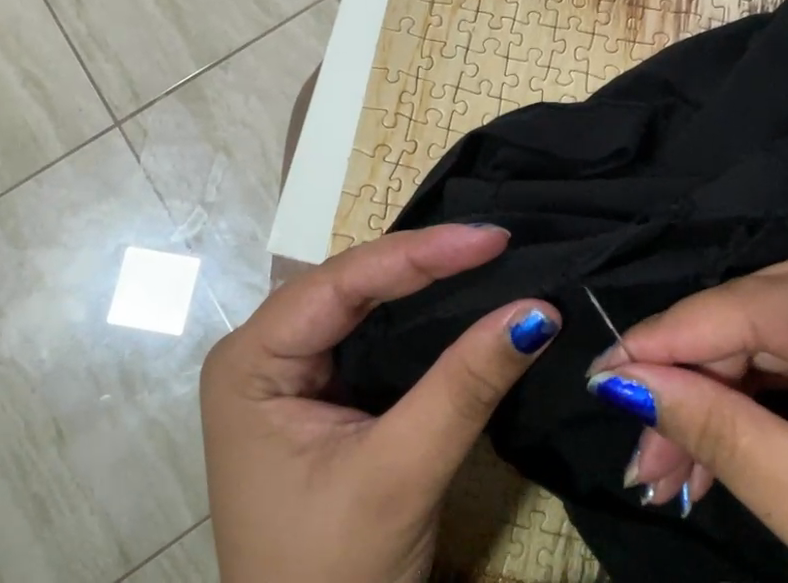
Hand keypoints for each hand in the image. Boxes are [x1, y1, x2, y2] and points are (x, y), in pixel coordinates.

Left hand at [200, 224, 560, 582]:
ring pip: (364, 307)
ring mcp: (292, 376)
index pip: (341, 284)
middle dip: (423, 260)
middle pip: (350, 286)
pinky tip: (459, 299)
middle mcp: (263, 355)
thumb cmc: (332, 572)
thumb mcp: (400, 474)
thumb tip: (536, 309)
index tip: (492, 237)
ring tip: (487, 256)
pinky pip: (373, 339)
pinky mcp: (323, 397)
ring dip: (425, 284)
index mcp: (250, 364)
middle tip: (496, 241)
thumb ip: (463, 385)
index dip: (420, 253)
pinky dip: (421, 321)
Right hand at [583, 255, 787, 582]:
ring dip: (712, 390)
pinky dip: (746, 396)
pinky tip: (707, 444)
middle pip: (766, 309)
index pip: (775, 304)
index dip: (680, 336)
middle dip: (694, 375)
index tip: (604, 374)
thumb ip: (735, 442)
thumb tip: (629, 383)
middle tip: (637, 445)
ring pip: (769, 328)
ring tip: (664, 465)